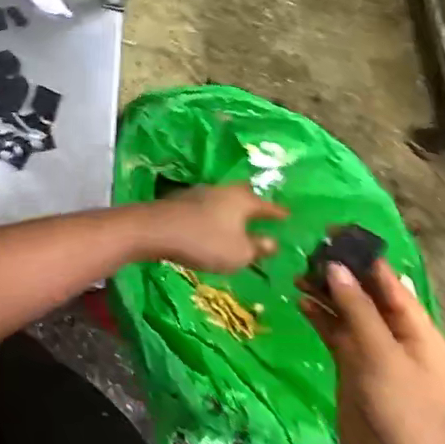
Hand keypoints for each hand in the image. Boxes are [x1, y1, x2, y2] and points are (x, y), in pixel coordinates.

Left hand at [136, 184, 287, 272]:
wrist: (154, 229)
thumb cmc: (205, 241)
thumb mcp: (240, 253)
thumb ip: (258, 247)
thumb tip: (272, 241)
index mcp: (241, 200)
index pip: (266, 205)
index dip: (278, 212)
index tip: (290, 214)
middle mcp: (221, 190)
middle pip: (243, 193)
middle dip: (254, 201)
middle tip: (265, 209)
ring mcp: (198, 193)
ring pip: (224, 198)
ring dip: (233, 208)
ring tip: (241, 218)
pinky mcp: (181, 201)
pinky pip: (207, 206)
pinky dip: (216, 213)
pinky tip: (215, 222)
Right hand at [301, 260, 444, 443]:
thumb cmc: (399, 410)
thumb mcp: (380, 355)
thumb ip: (358, 309)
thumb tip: (335, 264)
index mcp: (420, 334)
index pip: (391, 284)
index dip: (364, 256)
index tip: (333, 230)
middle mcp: (399, 338)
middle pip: (367, 294)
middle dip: (340, 272)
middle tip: (305, 249)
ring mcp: (375, 352)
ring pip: (348, 310)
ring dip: (325, 291)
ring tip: (295, 272)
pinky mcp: (354, 365)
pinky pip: (336, 330)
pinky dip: (320, 314)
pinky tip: (299, 300)